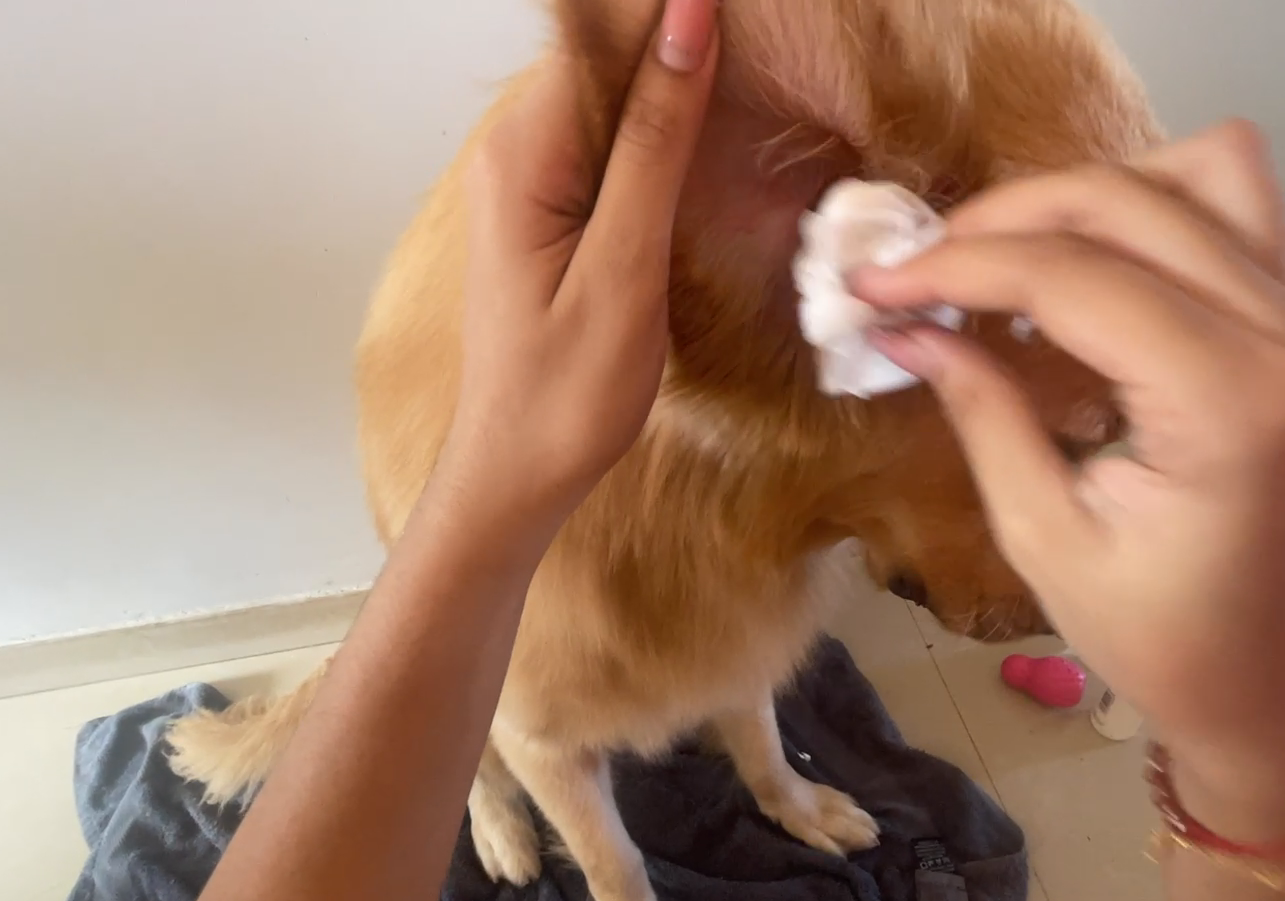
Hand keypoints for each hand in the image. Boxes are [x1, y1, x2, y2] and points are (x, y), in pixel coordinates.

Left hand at [432, 0, 718, 535]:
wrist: (520, 471)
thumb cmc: (570, 391)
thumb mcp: (622, 268)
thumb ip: (654, 146)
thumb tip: (688, 20)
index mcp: (525, 151)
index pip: (606, 37)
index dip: (680, 27)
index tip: (759, 39)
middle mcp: (516, 151)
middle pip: (608, 65)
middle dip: (684, 63)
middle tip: (768, 82)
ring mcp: (530, 186)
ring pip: (613, 110)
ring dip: (679, 109)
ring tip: (750, 118)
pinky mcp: (552, 221)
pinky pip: (609, 159)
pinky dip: (661, 155)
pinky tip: (704, 168)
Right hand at [854, 124, 1284, 838]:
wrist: (1250, 676)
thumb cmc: (1144, 631)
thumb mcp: (1039, 532)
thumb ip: (980, 411)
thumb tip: (906, 330)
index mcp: (1227, 402)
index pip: (1074, 278)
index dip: (958, 268)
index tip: (875, 283)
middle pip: (1127, 202)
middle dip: (1001, 222)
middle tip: (914, 268)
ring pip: (1193, 174)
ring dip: (1076, 199)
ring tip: (994, 256)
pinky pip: (1225, 211)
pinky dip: (1139, 210)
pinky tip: (1076, 265)